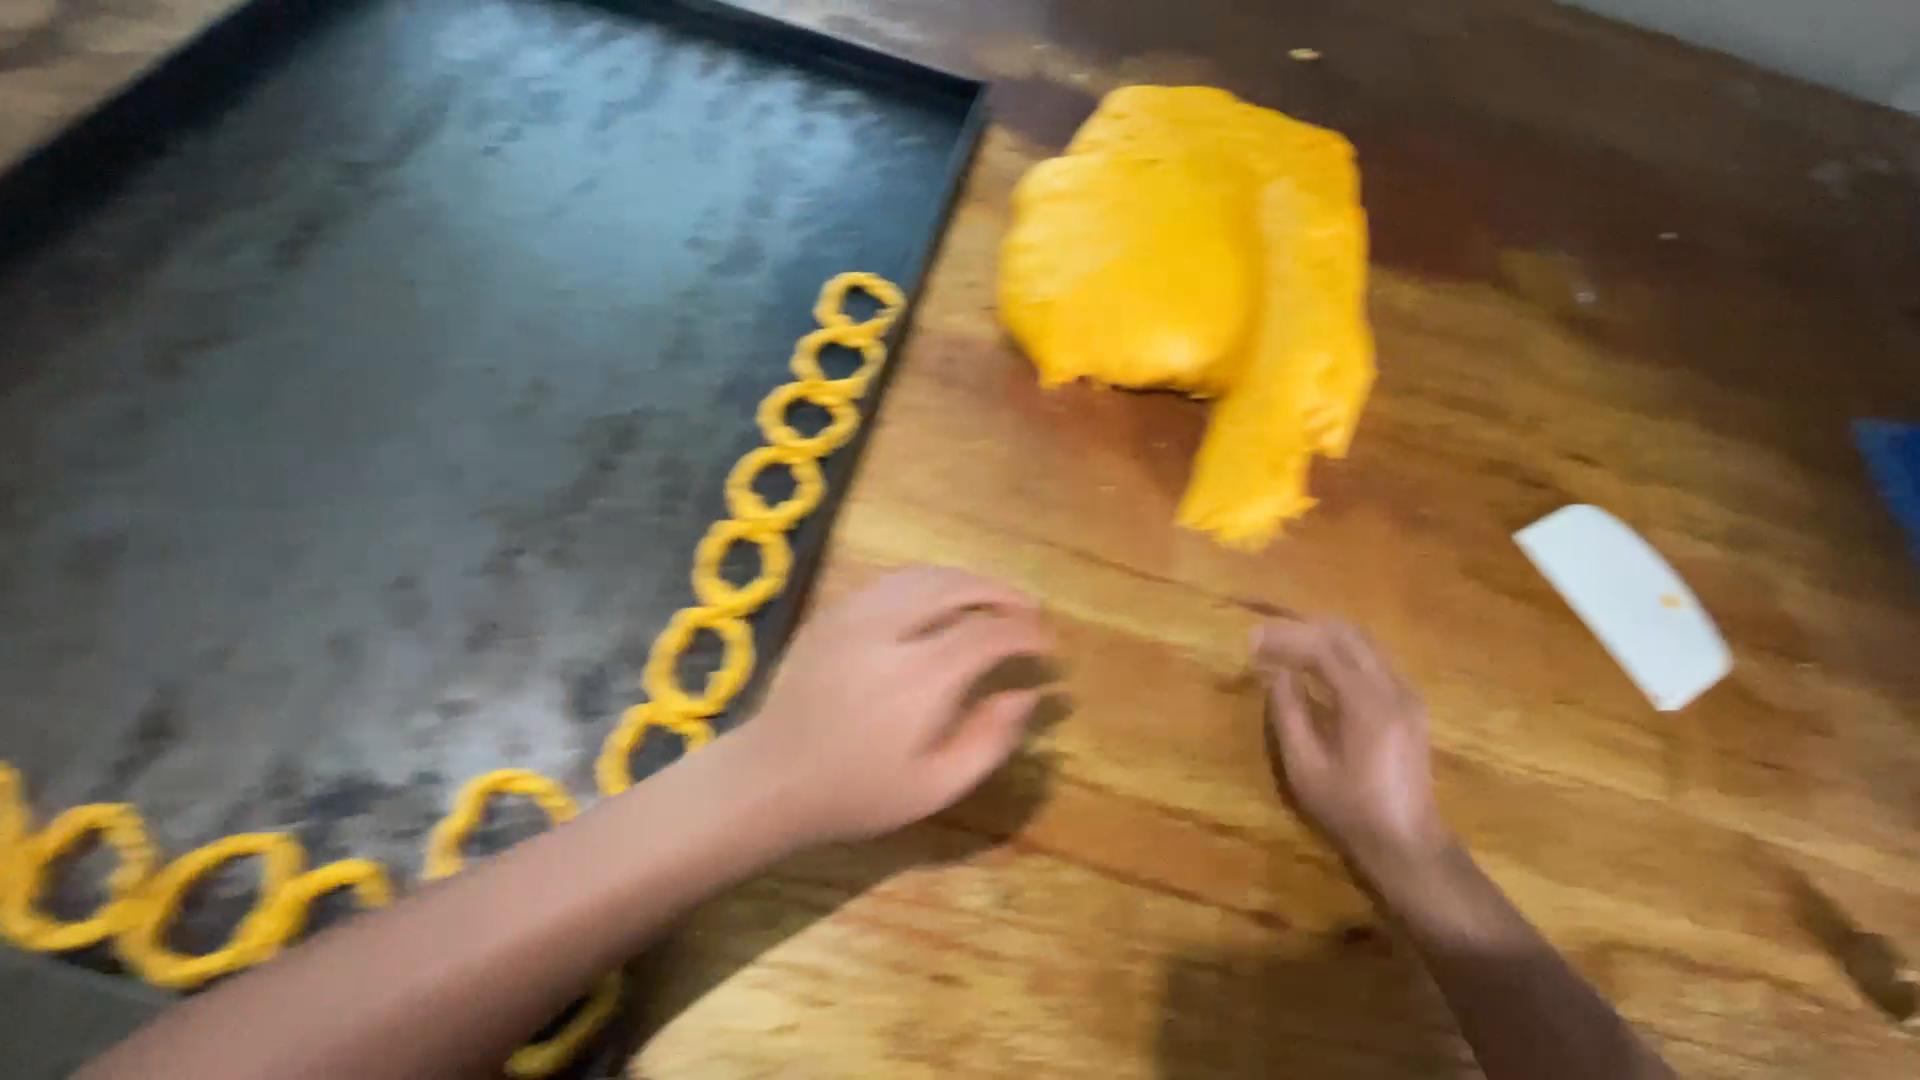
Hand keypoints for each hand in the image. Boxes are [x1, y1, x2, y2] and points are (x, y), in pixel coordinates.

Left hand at [737, 567, 1055, 845]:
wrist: (772, 777)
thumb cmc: (858, 792)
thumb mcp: (934, 787)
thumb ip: (989, 740)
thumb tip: (1027, 695)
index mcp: (918, 678)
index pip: (988, 633)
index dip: (1025, 632)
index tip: (1046, 645)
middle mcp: (888, 631)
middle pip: (958, 587)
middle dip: (1003, 593)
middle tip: (1030, 610)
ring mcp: (854, 614)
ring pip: (924, 575)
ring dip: (969, 581)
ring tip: (994, 599)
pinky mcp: (833, 612)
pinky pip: (892, 581)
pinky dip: (930, 581)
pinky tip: (942, 600)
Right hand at [1252, 618, 1451, 881]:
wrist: (1407, 843)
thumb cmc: (1349, 809)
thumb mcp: (1305, 766)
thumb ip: (1288, 712)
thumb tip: (1277, 674)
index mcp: (1367, 703)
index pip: (1323, 648)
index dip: (1284, 639)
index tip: (1250, 641)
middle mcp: (1394, 688)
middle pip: (1348, 634)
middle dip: (1303, 630)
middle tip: (1266, 640)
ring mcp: (1408, 694)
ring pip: (1364, 643)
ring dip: (1323, 638)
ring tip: (1285, 649)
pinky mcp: (1410, 704)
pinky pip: (1373, 660)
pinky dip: (1340, 653)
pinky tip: (1316, 669)